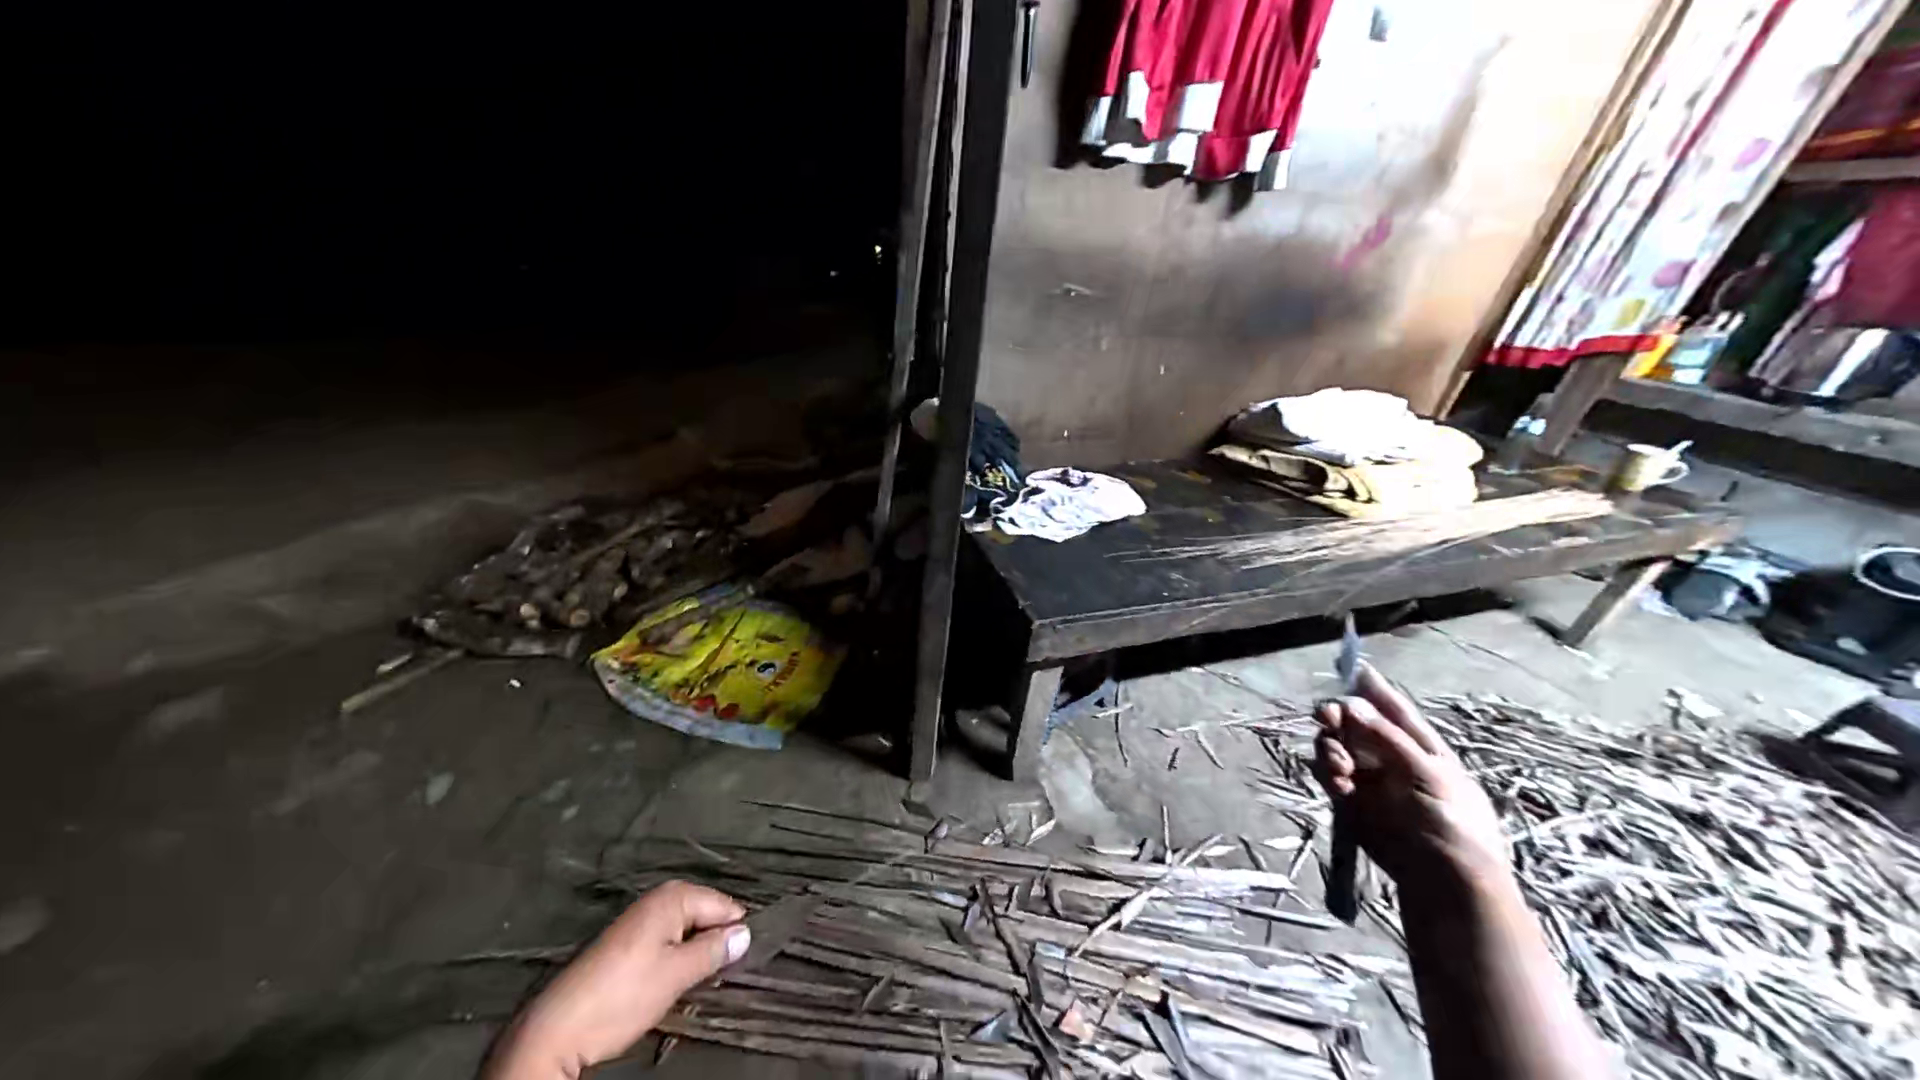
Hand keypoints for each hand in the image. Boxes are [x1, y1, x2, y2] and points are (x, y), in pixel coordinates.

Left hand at [483, 881, 749, 1079]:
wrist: (557, 1030)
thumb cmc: (621, 997)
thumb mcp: (677, 975)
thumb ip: (715, 951)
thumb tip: (746, 934)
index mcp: (673, 897)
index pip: (725, 906)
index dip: (737, 932)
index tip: (747, 958)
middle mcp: (658, 899)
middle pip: (707, 914)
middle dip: (717, 940)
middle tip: (723, 972)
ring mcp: (641, 919)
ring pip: (688, 929)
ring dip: (698, 951)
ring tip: (700, 979)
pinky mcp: (629, 942)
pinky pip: (670, 940)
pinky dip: (679, 957)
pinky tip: (676, 979)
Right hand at [1313, 666, 1508, 903]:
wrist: (1442, 879)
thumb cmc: (1451, 823)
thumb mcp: (1428, 774)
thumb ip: (1387, 738)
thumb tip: (1351, 704)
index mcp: (1420, 745)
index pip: (1392, 708)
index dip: (1372, 687)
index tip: (1349, 665)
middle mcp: (1389, 755)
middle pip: (1353, 722)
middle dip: (1337, 716)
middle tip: (1326, 717)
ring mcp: (1368, 776)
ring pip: (1334, 745)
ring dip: (1330, 748)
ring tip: (1339, 768)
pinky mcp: (1349, 798)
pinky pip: (1327, 773)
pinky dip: (1327, 774)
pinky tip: (1338, 786)